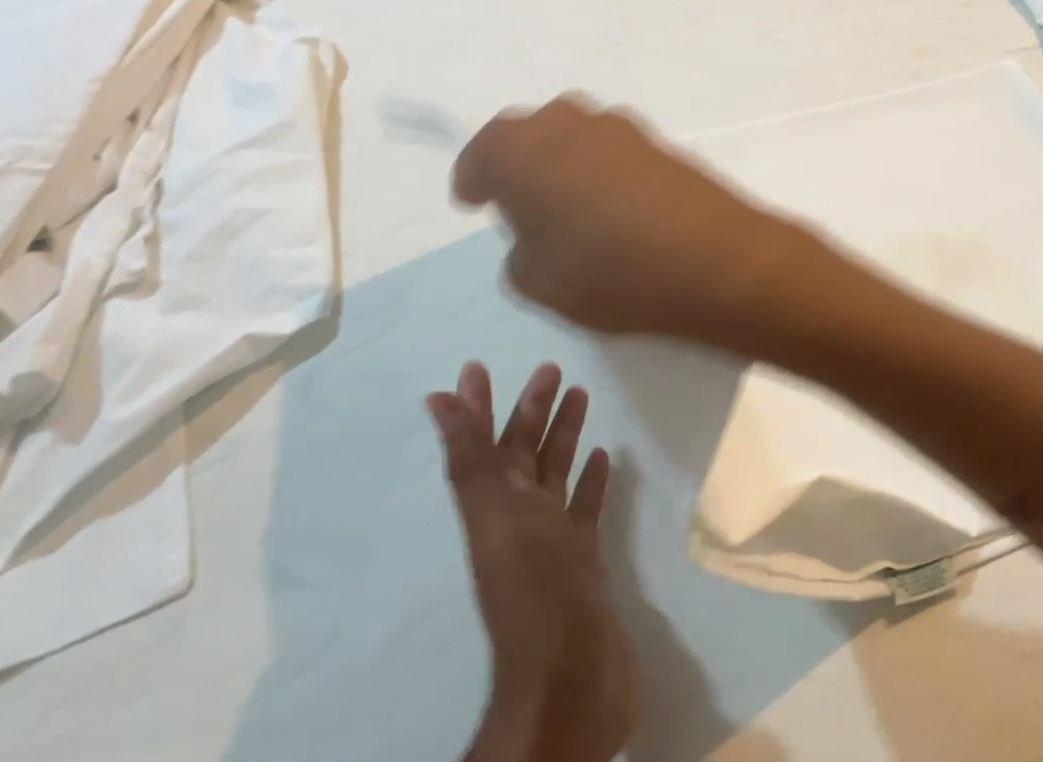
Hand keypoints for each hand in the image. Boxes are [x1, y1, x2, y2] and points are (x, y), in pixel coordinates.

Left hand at [427, 361, 635, 761]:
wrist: (573, 675)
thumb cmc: (536, 591)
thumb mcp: (498, 518)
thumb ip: (471, 459)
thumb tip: (436, 400)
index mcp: (494, 506)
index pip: (482, 443)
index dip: (477, 405)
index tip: (477, 366)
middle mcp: (519, 518)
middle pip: (523, 453)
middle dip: (531, 410)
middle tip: (549, 369)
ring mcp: (554, 539)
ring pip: (556, 475)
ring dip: (564, 437)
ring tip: (581, 396)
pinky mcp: (585, 558)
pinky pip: (586, 508)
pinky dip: (593, 481)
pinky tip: (606, 458)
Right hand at [451, 96, 823, 341]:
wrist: (717, 261)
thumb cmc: (610, 272)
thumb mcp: (537, 283)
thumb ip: (520, 254)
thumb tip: (536, 238)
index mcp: (521, 147)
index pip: (483, 153)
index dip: (475, 179)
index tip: (474, 202)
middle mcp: (570, 123)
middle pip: (532, 137)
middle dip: (522, 167)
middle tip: (524, 208)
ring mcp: (624, 130)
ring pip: (578, 141)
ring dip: (568, 168)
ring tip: (574, 214)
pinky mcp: (665, 147)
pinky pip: (617, 157)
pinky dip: (607, 177)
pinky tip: (618, 213)